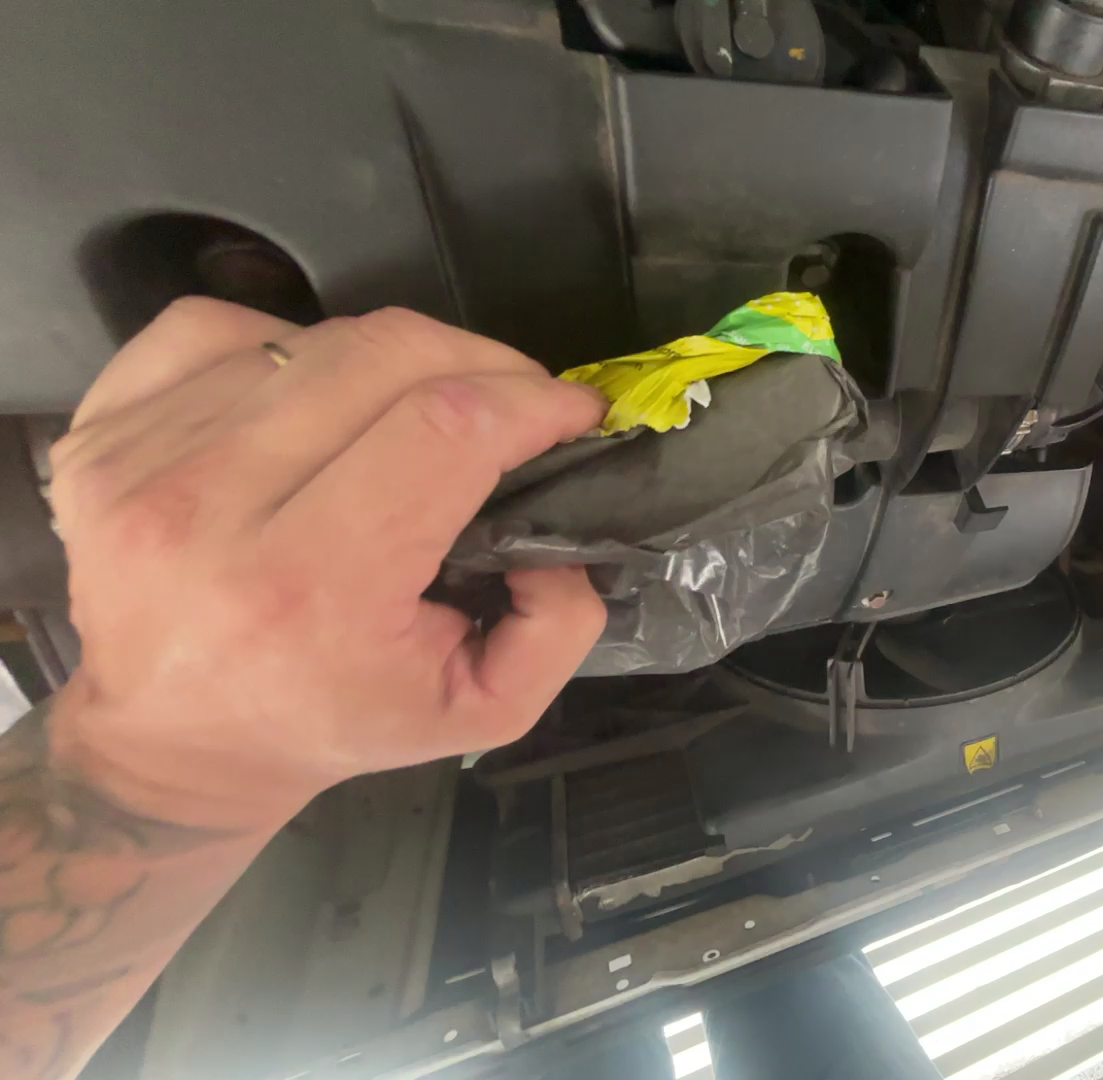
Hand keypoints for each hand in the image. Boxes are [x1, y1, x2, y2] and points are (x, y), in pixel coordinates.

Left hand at [46, 299, 608, 831]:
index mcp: (316, 583)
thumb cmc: (347, 720)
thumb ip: (561, 626)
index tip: (580, 414)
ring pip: (324, 336)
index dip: (534, 401)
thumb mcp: (494, 708)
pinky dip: (314, 346)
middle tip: (531, 402)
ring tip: (454, 402)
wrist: (181, 740)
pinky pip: (230, 329)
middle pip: (389, 357)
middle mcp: (211, 507)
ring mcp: (142, 458)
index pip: (446, 429)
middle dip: (493, 364)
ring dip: (421, 357)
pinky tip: (343, 396)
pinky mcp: (103, 430)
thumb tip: (562, 535)